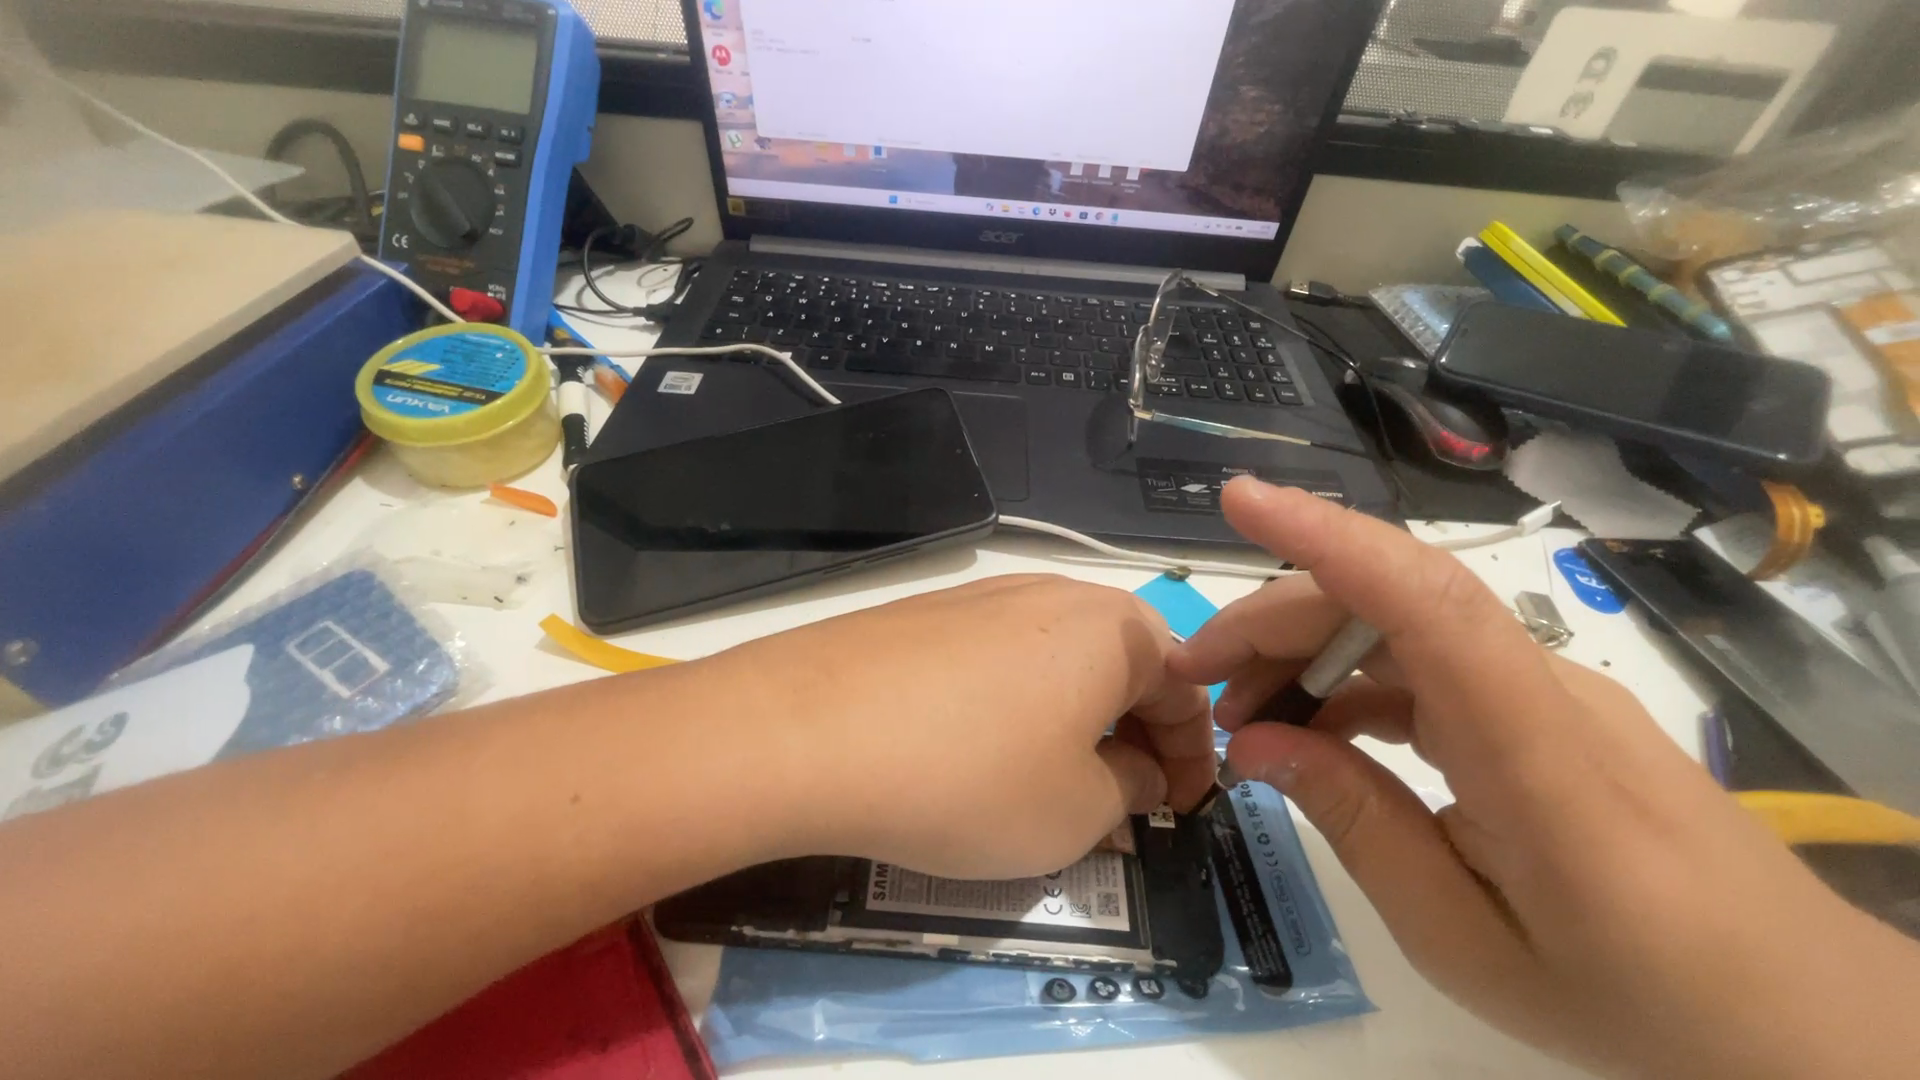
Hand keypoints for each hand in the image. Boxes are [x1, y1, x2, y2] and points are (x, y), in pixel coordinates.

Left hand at [710, 575, 1215, 880]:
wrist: (807, 730)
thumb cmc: (971, 778)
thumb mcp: (1075, 813)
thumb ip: (1130, 792)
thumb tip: (1139, 773)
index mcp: (1111, 630)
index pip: (1186, 689)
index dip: (1193, 758)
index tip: (1178, 811)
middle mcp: (1052, 594)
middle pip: (1121, 664)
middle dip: (1136, 732)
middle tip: (1122, 797)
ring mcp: (980, 596)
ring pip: (1057, 659)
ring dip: (1074, 716)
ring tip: (1051, 776)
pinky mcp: (923, 613)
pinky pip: (997, 657)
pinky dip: (1014, 702)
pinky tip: (977, 747)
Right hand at [1170, 479, 1919, 1079]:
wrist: (1811, 1025)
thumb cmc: (1639, 1000)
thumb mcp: (1465, 942)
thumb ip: (1355, 827)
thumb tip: (1255, 741)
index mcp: (1533, 758)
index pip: (1427, 602)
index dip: (1328, 538)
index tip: (1240, 502)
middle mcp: (1542, 692)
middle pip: (1386, 603)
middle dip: (1272, 622)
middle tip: (1194, 681)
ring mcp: (1546, 690)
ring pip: (1398, 628)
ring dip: (1305, 654)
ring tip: (1240, 719)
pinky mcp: (1541, 705)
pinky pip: (1427, 666)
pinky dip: (1351, 683)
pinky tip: (1311, 732)